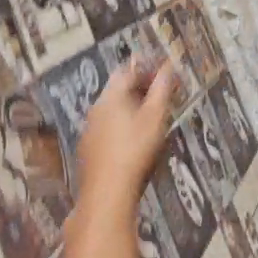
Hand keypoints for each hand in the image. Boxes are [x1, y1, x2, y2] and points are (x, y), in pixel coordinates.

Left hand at [74, 60, 176, 209]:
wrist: (106, 193)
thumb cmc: (135, 148)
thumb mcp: (156, 115)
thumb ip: (162, 88)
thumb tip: (169, 65)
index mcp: (111, 96)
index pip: (129, 70)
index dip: (148, 68)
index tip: (166, 73)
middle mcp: (96, 108)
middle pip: (119, 88)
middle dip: (141, 86)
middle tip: (162, 93)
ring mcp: (89, 129)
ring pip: (112, 107)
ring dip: (132, 105)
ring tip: (152, 115)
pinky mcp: (88, 148)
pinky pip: (107, 125)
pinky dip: (122, 122)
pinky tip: (133, 137)